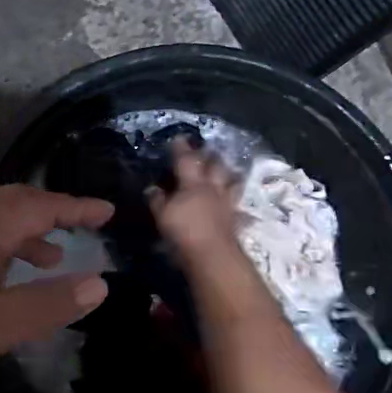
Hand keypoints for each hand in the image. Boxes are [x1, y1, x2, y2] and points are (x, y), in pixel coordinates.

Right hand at [148, 139, 242, 260]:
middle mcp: (212, 189)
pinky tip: (240, 209)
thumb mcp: (162, 215)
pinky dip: (239, 208)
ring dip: (231, 175)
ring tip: (231, 171)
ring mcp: (226, 204)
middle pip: (215, 167)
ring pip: (232, 183)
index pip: (186, 161)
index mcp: (192, 184)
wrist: (212, 254)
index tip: (180, 138)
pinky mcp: (235, 220)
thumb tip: (151, 188)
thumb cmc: (183, 230)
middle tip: (210, 149)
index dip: (182, 149)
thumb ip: (157, 200)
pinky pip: (239, 210)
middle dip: (211, 156)